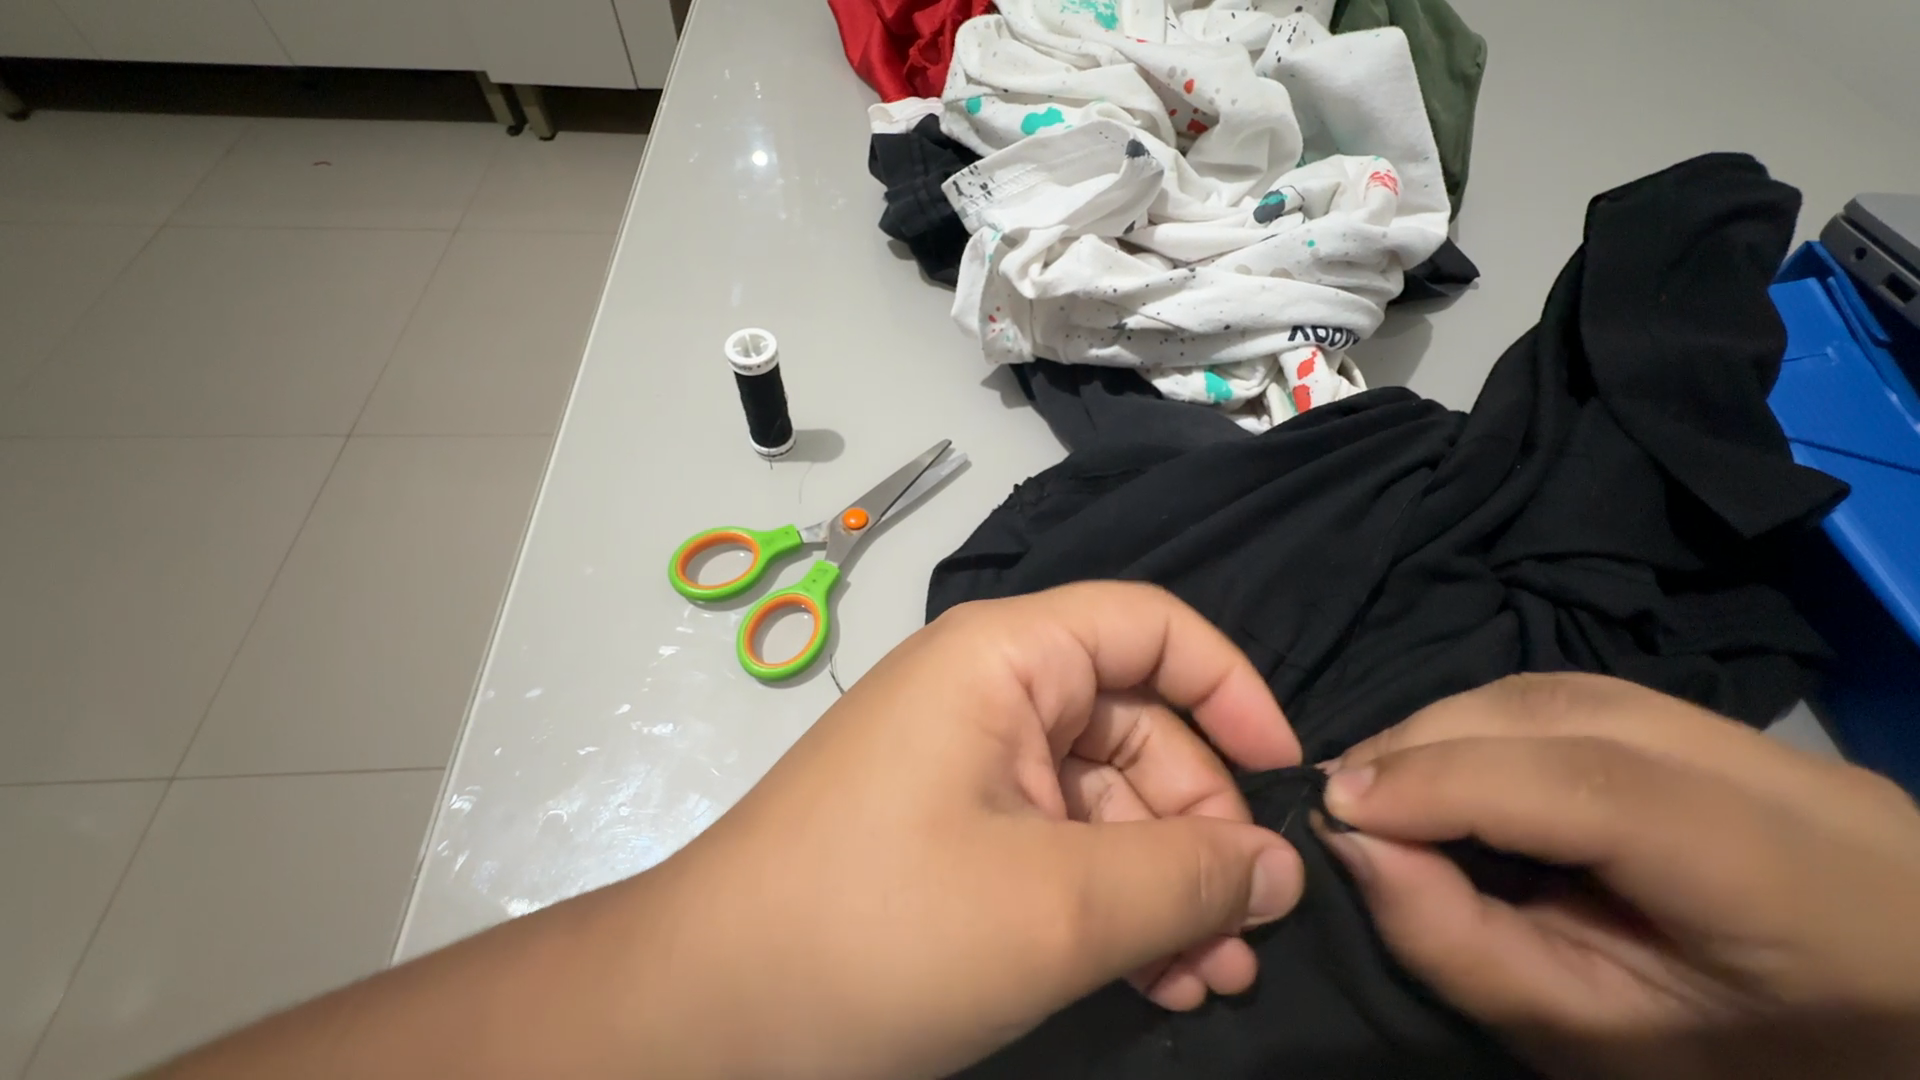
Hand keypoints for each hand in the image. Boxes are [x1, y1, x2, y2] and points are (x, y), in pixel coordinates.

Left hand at [651, 582, 1305, 1078]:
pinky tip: (1157, 980)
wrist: (707, 1009)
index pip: (1148, 629)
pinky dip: (1112, 903)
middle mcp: (989, 692)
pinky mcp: (956, 828)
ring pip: (1105, 800)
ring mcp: (970, 762)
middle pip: (1137, 727)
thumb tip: (1280, 866)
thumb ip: (1185, 879)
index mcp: (1004, 659)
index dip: (1231, 689)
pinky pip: (1060, 843)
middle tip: (1246, 933)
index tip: (1286, 777)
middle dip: (1202, 827)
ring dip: (1165, 883)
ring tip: (1211, 978)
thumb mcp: (1055, 907)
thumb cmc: (880, 926)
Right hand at [1317, 673, 1919, 1079]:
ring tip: (1383, 776)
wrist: (1877, 1050)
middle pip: (1571, 714)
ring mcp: (1771, 746)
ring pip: (1564, 690)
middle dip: (1430, 740)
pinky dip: (1488, 723)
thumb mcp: (1592, 1043)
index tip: (1340, 805)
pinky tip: (1450, 761)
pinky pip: (1578, 699)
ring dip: (1450, 724)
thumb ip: (1462, 944)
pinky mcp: (1731, 734)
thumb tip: (1353, 839)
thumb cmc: (1734, 1072)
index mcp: (1809, 890)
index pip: (1603, 789)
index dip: (1452, 782)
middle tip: (1344, 790)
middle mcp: (1803, 785)